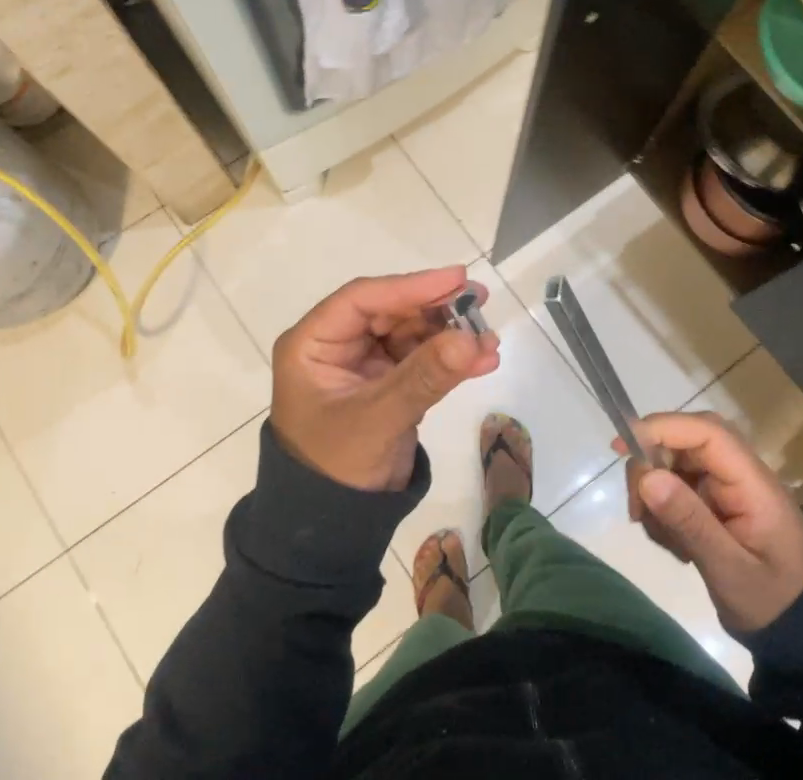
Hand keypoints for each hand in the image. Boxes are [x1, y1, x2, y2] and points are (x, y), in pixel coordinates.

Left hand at [271, 267, 499, 491]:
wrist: (334, 522)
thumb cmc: (337, 466)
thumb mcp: (377, 419)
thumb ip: (423, 377)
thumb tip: (472, 338)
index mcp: (313, 344)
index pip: (362, 300)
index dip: (410, 286)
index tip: (456, 279)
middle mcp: (337, 346)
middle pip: (391, 312)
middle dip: (436, 309)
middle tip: (481, 301)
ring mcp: (364, 366)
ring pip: (411, 334)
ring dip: (450, 335)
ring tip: (489, 339)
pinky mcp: (388, 386)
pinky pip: (422, 362)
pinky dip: (451, 360)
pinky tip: (484, 360)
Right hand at [618, 412, 802, 634]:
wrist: (800, 627)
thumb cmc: (772, 599)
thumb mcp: (730, 569)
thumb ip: (690, 522)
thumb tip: (646, 476)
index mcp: (753, 483)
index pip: (706, 432)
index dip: (662, 428)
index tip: (621, 447)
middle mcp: (739, 475)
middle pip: (685, 442)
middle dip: (651, 466)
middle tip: (638, 511)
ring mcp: (726, 488)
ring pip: (675, 465)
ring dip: (655, 495)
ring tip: (667, 542)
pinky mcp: (714, 503)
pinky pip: (676, 489)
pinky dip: (663, 512)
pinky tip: (677, 547)